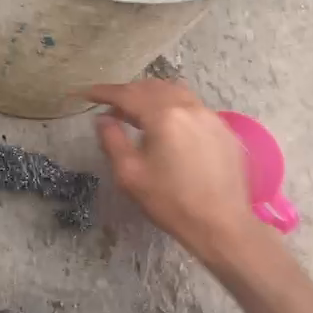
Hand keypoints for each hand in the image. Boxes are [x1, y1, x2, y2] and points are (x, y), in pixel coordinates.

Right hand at [87, 80, 264, 269]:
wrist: (222, 225)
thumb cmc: (170, 202)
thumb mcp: (129, 174)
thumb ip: (112, 140)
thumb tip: (103, 119)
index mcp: (164, 116)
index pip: (127, 94)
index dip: (104, 92)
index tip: (87, 94)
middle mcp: (189, 108)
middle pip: (153, 87)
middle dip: (128, 92)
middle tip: (111, 106)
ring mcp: (211, 117)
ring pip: (176, 92)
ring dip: (152, 96)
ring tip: (137, 111)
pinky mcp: (225, 130)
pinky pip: (194, 107)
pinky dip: (174, 107)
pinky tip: (168, 126)